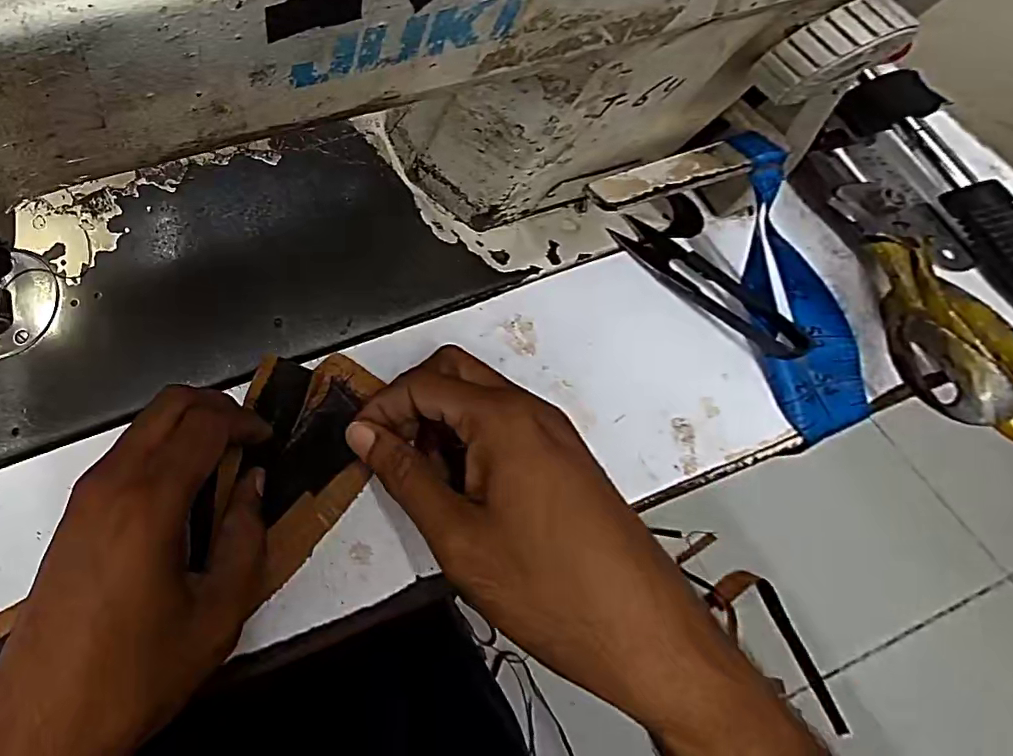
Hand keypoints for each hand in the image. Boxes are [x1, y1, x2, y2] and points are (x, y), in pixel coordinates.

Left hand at [0, 386, 273, 755]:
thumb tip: (252, 490)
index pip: (204, 424)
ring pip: (145, 422)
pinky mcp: (76, 508)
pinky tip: (182, 490)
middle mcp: (112, 483)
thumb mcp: (213, 618)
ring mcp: (88, 492)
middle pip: (170, 402)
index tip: (264, 436)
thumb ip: (245, 541)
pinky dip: (161, 448)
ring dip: (187, 424)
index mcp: (148, 503)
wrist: (43, 717)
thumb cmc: (123, 678)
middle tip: (245, 432)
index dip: (244, 421)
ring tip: (220, 463)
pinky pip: (126, 451)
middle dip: (216, 405)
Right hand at [347, 347, 821, 754]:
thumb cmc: (564, 595)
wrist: (652, 642)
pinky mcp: (563, 458)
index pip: (422, 384)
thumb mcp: (459, 536)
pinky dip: (469, 438)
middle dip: (409, 401)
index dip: (380, 408)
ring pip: (477, 396)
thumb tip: (367, 437)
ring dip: (439, 421)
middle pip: (451, 372)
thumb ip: (404, 475)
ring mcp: (552, 434)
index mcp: (504, 421)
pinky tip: (460, 488)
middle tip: (387, 445)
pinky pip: (503, 424)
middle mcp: (532, 414)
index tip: (361, 438)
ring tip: (422, 477)